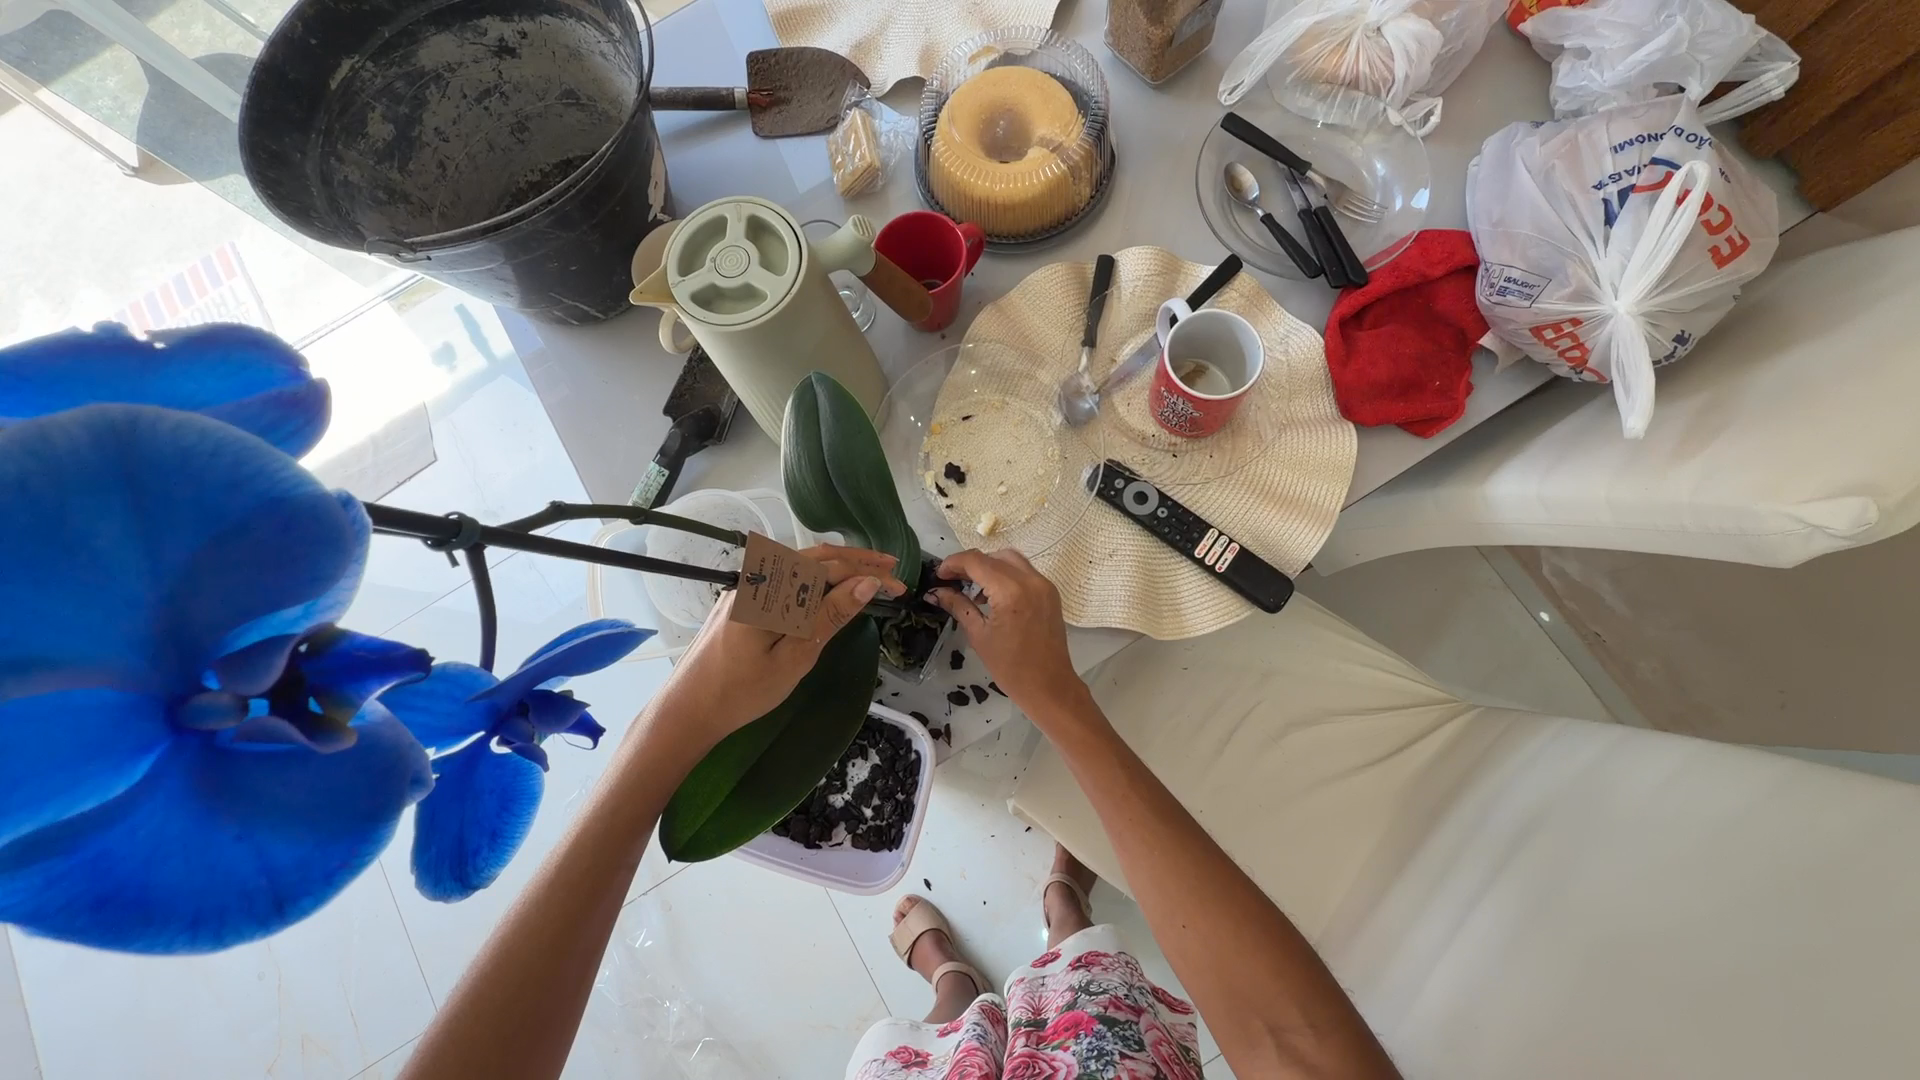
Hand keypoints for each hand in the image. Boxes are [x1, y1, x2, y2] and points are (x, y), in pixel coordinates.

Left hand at [658, 545, 905, 747]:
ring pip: (799, 565)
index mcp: (769, 590)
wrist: (687, 711)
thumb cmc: (742, 692)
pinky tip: (829, 586)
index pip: (829, 569)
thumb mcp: (795, 657)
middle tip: (893, 567)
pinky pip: (784, 579)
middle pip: (814, 558)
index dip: (867, 573)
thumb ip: (830, 615)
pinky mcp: (741, 601)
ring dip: (836, 567)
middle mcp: (755, 579)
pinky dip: (814, 579)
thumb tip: (867, 583)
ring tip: (869, 571)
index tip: (898, 584)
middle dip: (856, 561)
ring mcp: (745, 588)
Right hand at [928, 549, 1089, 719]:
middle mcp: (1030, 580)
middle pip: (993, 556)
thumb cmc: (1010, 667)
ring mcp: (1043, 584)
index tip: (939, 575)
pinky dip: (1006, 573)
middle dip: (970, 564)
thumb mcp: (978, 635)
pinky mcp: (1050, 592)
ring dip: (989, 565)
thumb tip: (936, 593)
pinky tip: (994, 593)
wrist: (1049, 684)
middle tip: (952, 580)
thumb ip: (958, 606)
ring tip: (973, 587)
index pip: (976, 561)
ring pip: (1010, 559)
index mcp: (1010, 591)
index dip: (953, 564)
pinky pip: (1024, 571)